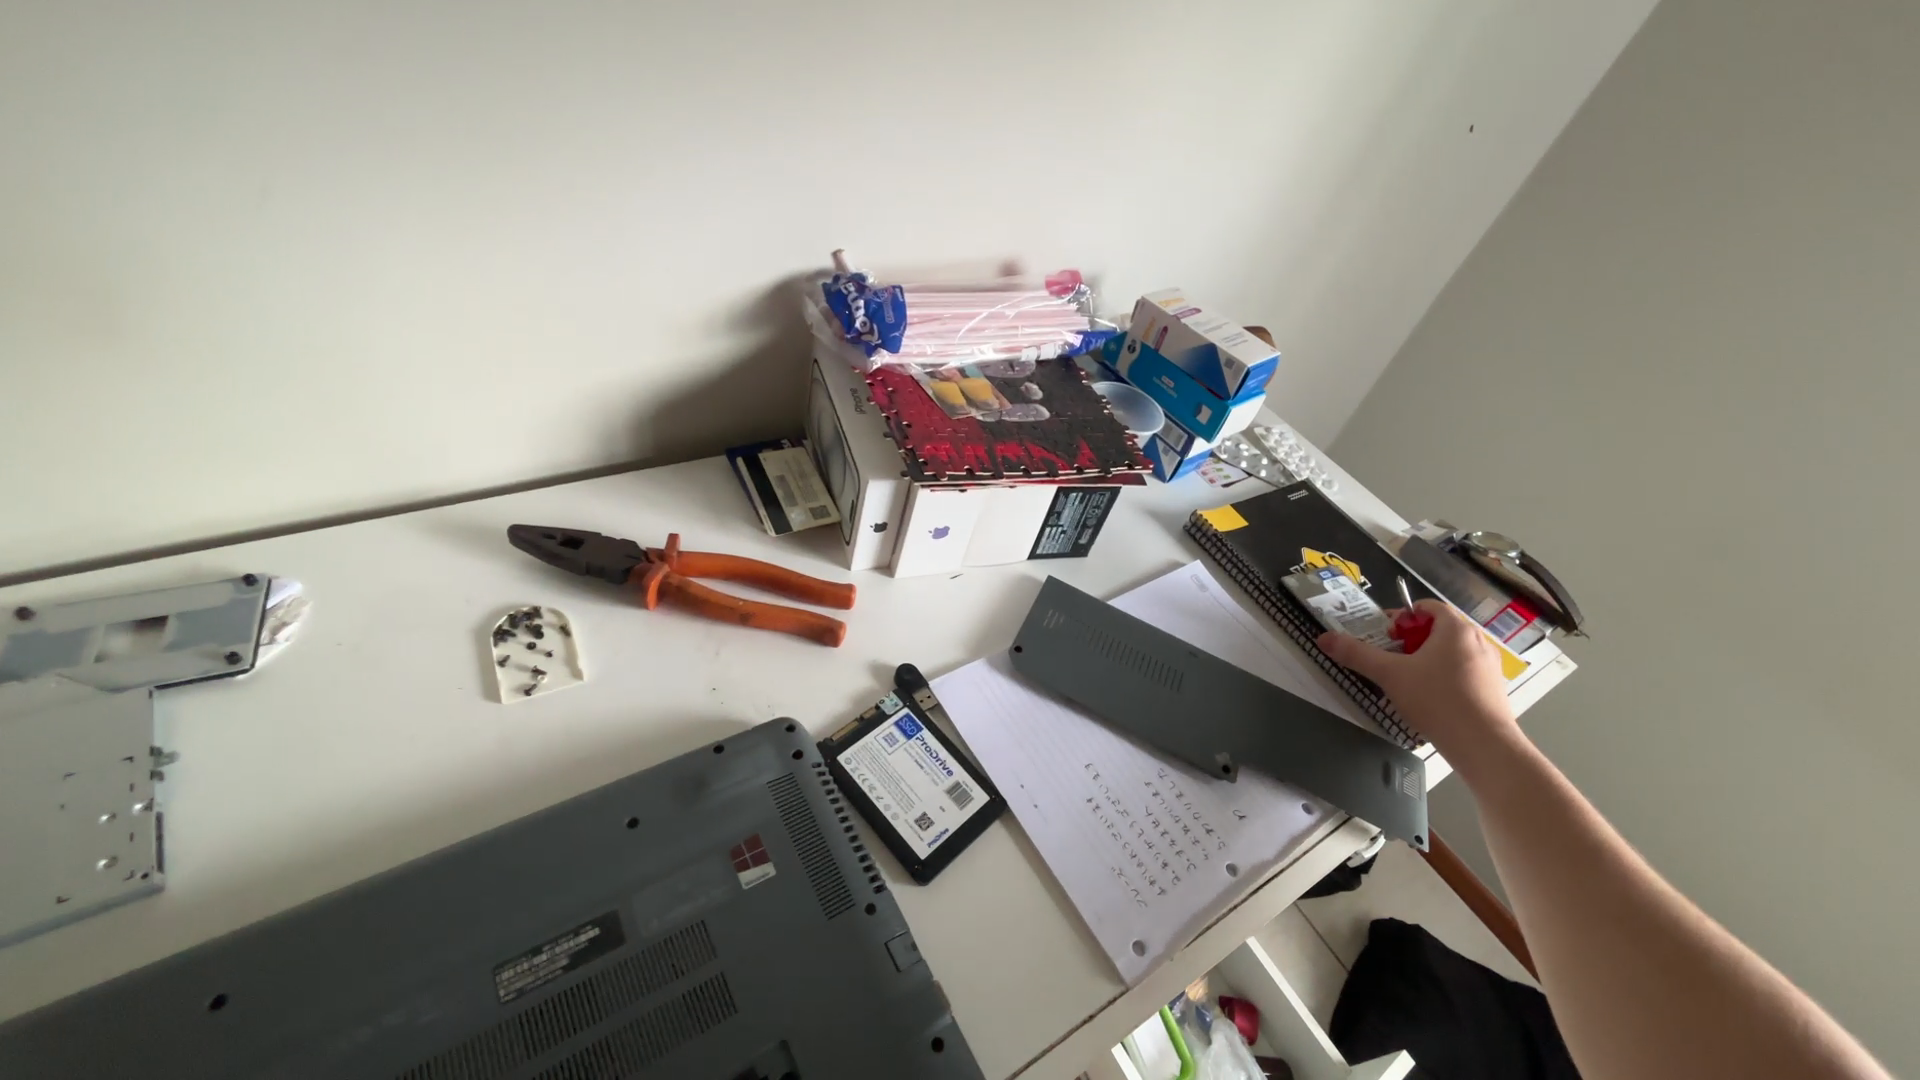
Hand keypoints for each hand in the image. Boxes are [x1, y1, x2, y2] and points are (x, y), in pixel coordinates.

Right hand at [1316, 600, 1520, 756]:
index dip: (1401, 617)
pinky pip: (1464, 671)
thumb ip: (1356, 654)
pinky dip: (1445, 676)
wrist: (1483, 744)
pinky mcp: (1494, 688)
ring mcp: (1489, 665)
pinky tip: (1432, 699)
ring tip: (1409, 681)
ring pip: (1451, 651)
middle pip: (1438, 629)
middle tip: (1392, 660)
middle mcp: (1477, 641)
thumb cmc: (1435, 700)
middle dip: (1411, 641)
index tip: (1386, 637)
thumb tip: (1324, 638)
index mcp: (1455, 629)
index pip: (1427, 607)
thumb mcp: (1389, 675)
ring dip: (1427, 659)